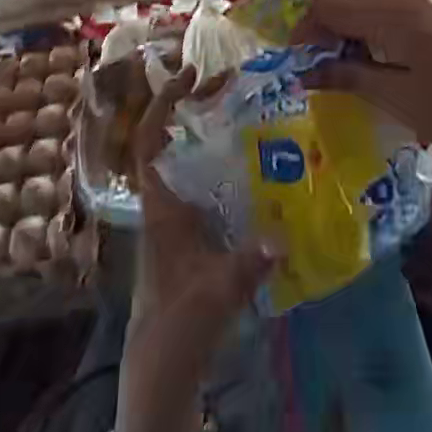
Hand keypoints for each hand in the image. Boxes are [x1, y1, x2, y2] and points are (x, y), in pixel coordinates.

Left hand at [118, 72, 273, 431]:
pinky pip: (204, 181)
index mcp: (160, 204)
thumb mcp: (216, 293)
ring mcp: (178, 213)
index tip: (189, 74)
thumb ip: (246, 267)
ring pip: (189, 157)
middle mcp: (166, 199)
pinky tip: (253, 161)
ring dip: (209, 130)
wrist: (164, 357)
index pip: (151, 140)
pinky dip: (222, 162)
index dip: (164, 104)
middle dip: (195, 106)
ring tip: (242, 105)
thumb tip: (281, 239)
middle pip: (173, 139)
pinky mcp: (192, 229)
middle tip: (229, 80)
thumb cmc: (180, 321)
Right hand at [297, 0, 431, 149]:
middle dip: (318, 30)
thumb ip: (349, 78)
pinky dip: (359, 30)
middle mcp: (396, 1)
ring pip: (356, 5)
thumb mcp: (398, 98)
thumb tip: (305, 73)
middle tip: (311, 69)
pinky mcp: (422, 16)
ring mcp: (412, 6)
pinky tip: (364, 60)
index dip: (303, 32)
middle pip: (338, 0)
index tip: (295, 64)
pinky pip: (375, 12)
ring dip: (338, 30)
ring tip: (334, 67)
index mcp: (389, 17)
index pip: (326, 7)